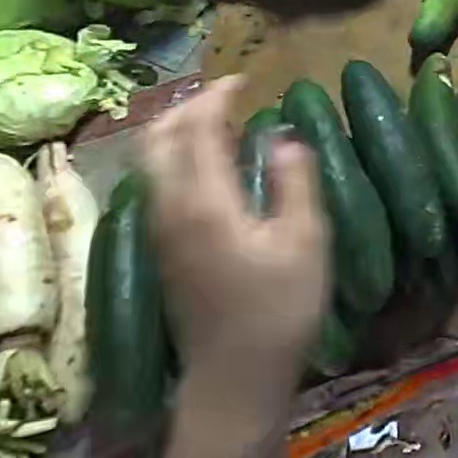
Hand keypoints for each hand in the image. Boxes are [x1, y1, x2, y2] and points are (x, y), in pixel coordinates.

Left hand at [141, 77, 328, 397]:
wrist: (235, 378)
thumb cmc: (279, 310)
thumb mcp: (305, 242)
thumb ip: (295, 180)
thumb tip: (284, 136)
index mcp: (204, 201)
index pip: (197, 128)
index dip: (217, 97)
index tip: (243, 79)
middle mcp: (170, 207)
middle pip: (158, 137)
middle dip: (188, 107)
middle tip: (227, 97)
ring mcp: (160, 229)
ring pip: (151, 160)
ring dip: (179, 130)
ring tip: (219, 124)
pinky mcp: (163, 248)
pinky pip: (158, 182)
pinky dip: (177, 158)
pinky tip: (208, 168)